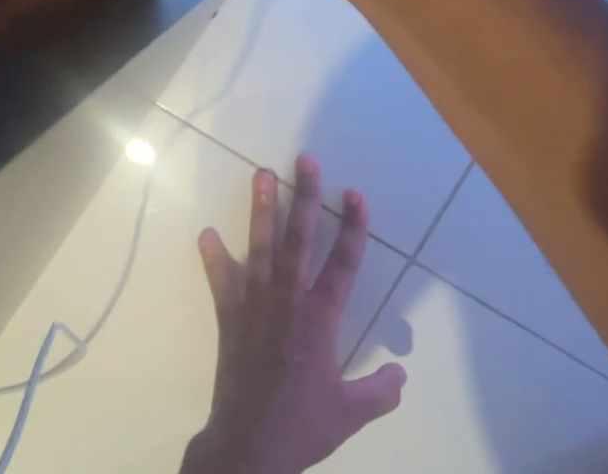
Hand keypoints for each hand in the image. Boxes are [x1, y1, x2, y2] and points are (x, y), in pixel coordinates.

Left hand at [182, 155, 406, 473]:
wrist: (249, 445)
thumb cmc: (303, 424)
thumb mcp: (351, 411)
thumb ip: (380, 390)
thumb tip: (401, 374)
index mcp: (320, 318)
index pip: (343, 263)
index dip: (352, 227)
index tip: (355, 193)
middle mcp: (288, 300)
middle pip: (299, 239)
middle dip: (305, 197)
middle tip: (306, 161)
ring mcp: (255, 305)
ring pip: (260, 248)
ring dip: (261, 209)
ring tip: (261, 173)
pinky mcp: (230, 317)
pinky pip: (221, 281)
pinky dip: (213, 258)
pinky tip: (205, 232)